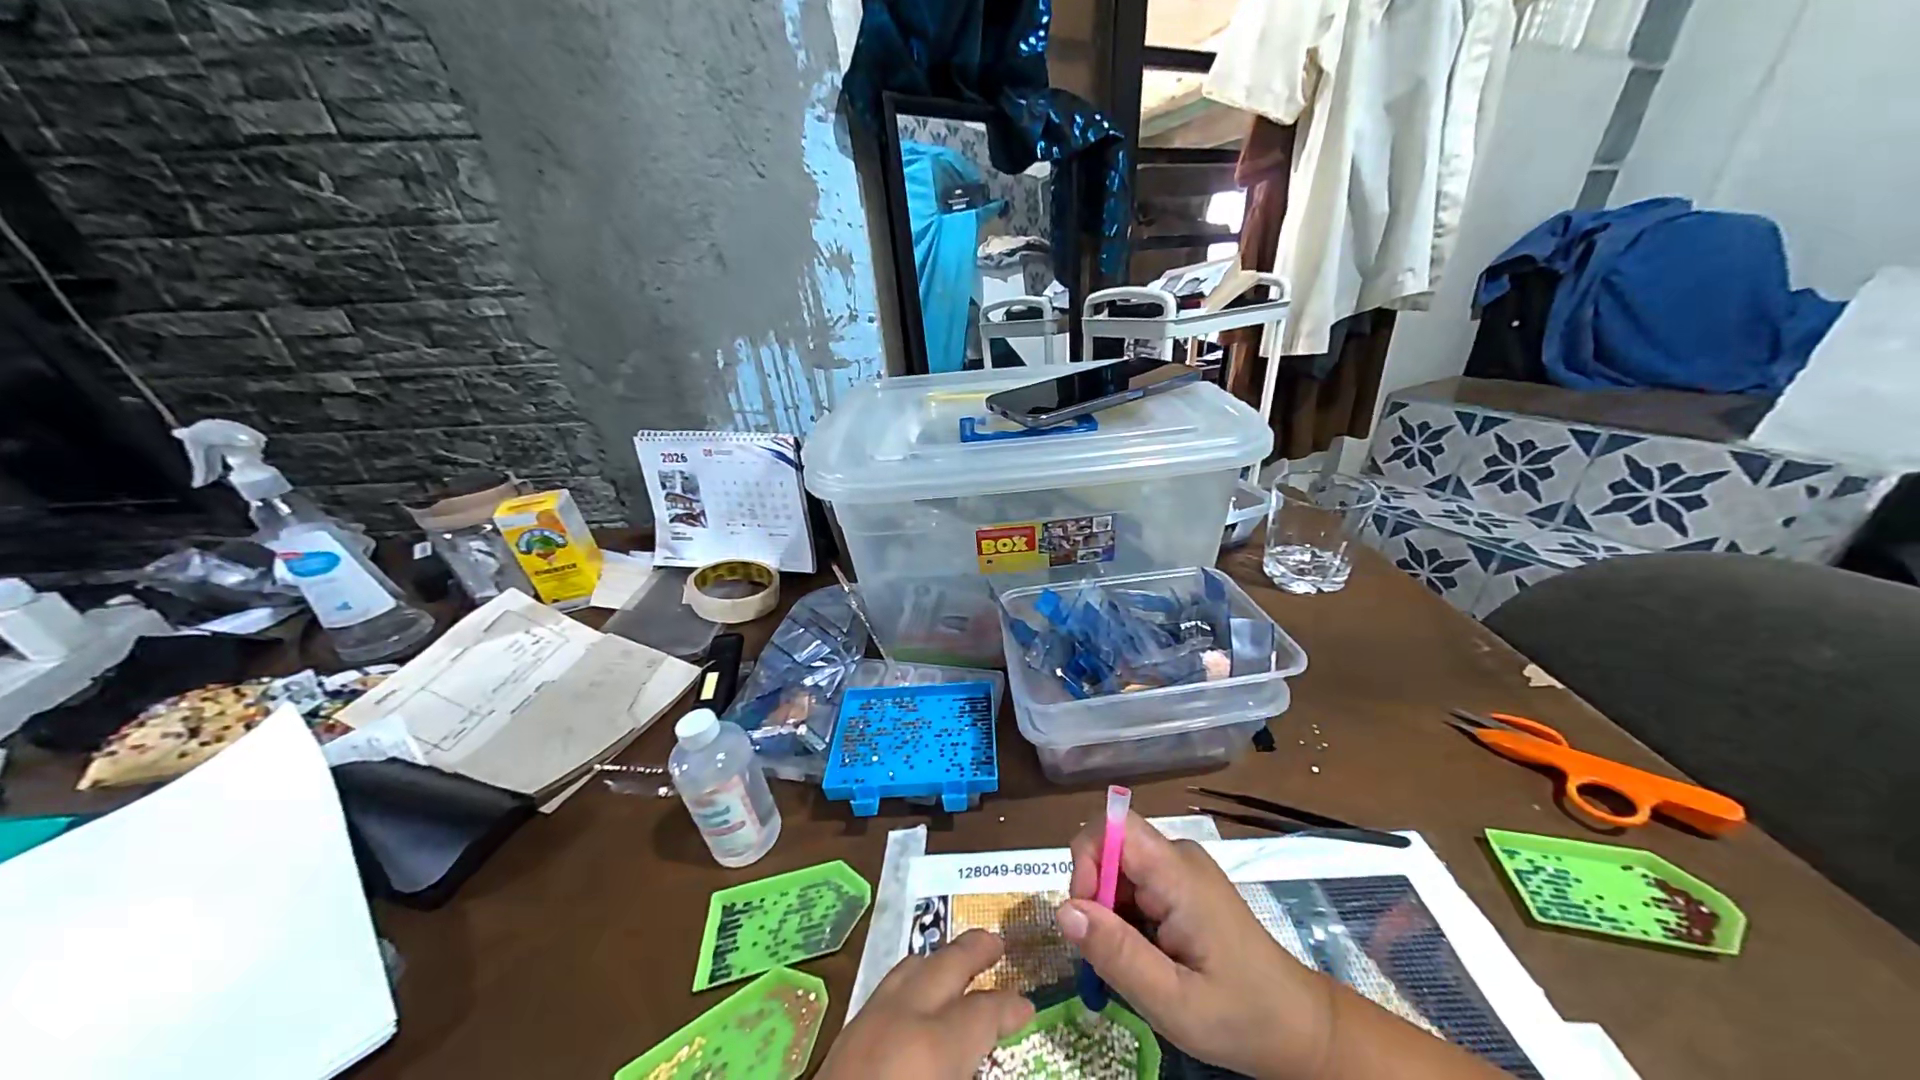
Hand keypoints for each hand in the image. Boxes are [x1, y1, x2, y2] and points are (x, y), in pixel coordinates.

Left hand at [816, 929, 1033, 1079]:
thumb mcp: (946, 1076)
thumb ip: (969, 1069)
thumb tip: (978, 1061)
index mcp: (935, 1045)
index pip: (984, 1012)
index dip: (1010, 1008)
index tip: (1028, 1006)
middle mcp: (903, 1018)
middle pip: (946, 966)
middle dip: (974, 951)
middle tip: (997, 943)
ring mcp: (870, 1020)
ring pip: (911, 968)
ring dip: (940, 960)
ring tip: (959, 959)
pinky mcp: (847, 1033)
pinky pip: (887, 988)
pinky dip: (911, 979)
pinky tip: (916, 992)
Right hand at [1056, 812, 1333, 1078]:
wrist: (1301, 1029)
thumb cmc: (1242, 1016)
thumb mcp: (1173, 1001)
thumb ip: (1117, 954)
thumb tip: (1063, 911)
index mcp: (1177, 873)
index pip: (1112, 825)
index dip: (1086, 859)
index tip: (1087, 914)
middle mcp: (1177, 858)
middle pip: (1109, 849)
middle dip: (1094, 898)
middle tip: (1109, 956)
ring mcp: (1181, 871)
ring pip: (1118, 871)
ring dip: (1108, 914)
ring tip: (1133, 965)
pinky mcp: (1182, 887)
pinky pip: (1134, 886)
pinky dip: (1124, 919)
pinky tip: (1145, 957)